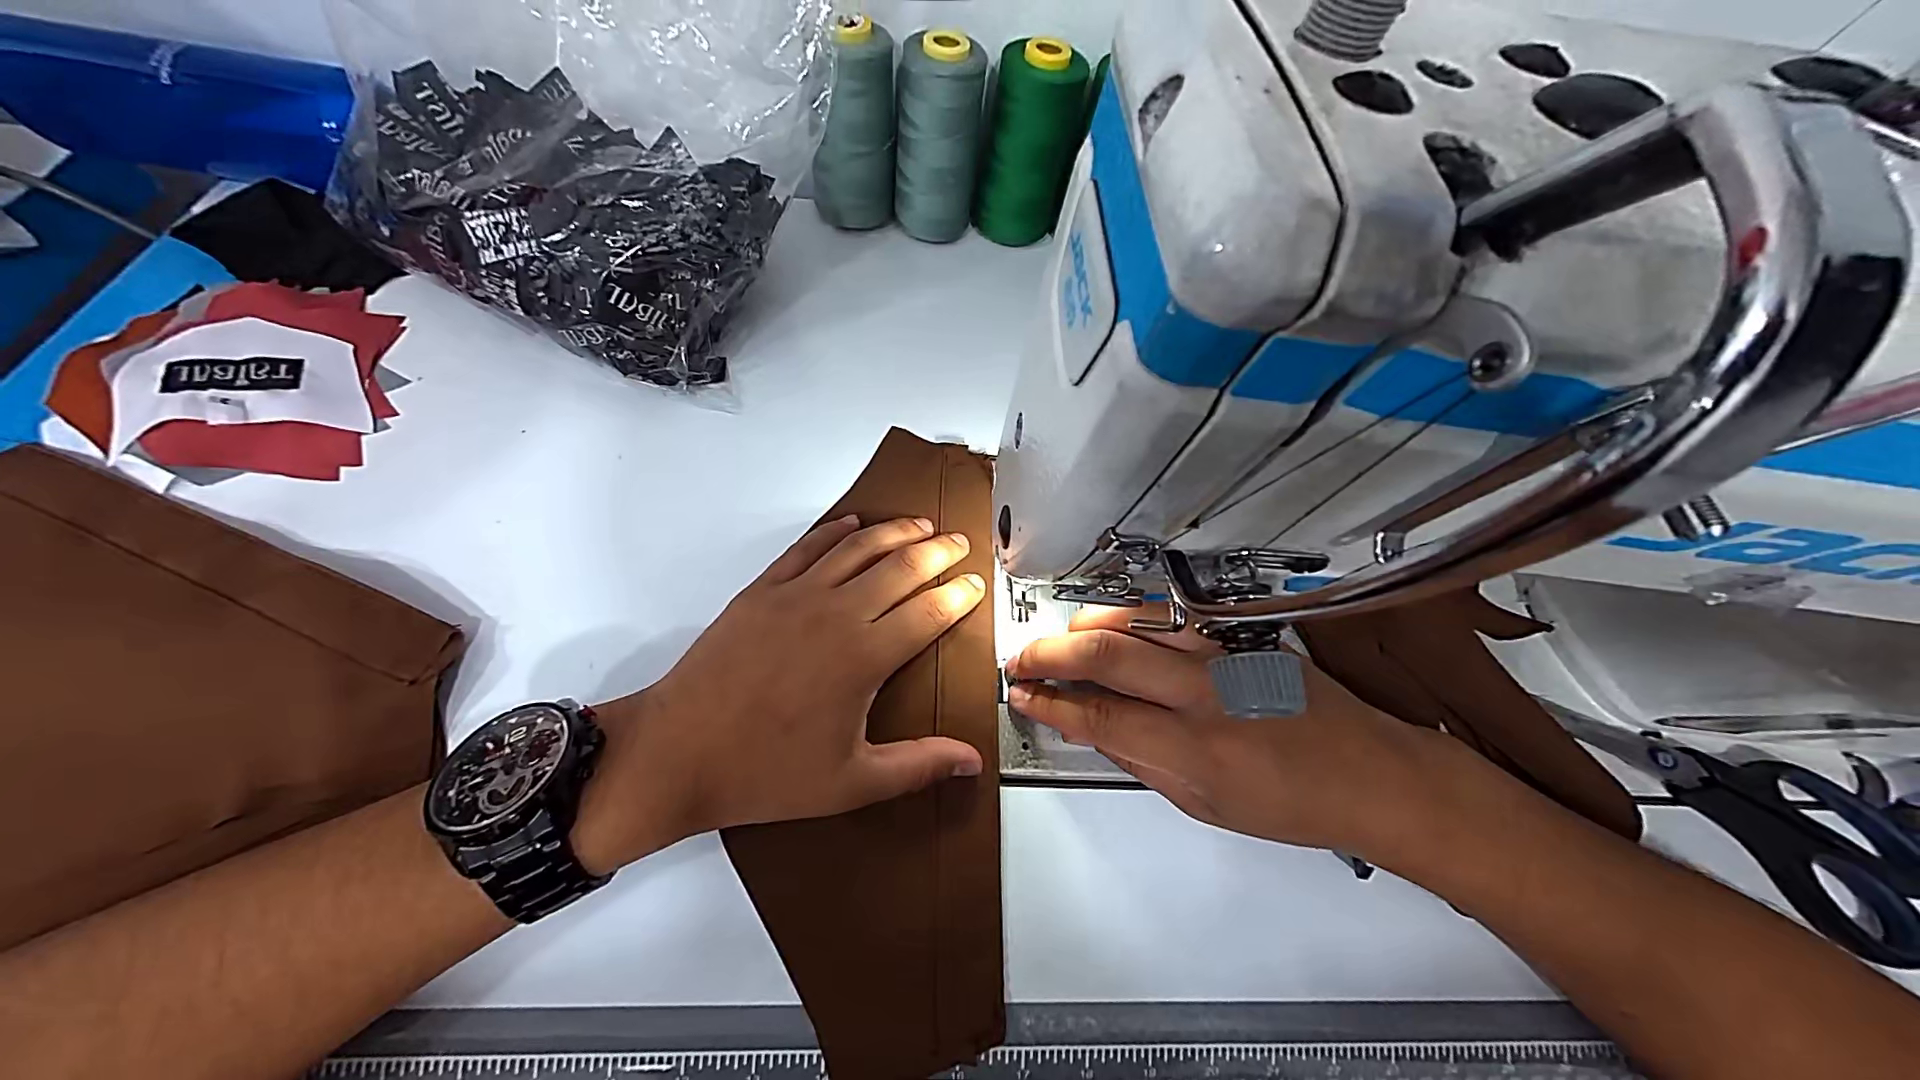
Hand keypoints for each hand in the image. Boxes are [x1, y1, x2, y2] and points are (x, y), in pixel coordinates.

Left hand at [572, 515, 986, 872]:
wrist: (676, 753)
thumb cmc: (762, 772)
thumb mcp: (851, 782)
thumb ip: (918, 765)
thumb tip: (969, 761)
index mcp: (864, 658)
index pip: (929, 611)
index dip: (959, 594)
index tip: (976, 585)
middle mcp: (835, 615)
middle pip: (902, 567)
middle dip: (938, 551)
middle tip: (959, 543)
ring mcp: (796, 596)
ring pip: (859, 548)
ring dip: (896, 532)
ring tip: (921, 525)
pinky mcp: (762, 591)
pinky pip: (807, 548)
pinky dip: (835, 532)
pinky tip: (852, 525)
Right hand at [1005, 606, 1481, 863]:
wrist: (1370, 773)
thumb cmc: (1296, 802)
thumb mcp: (1203, 803)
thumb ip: (1138, 759)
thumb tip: (1090, 729)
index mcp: (1194, 746)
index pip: (1097, 713)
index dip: (1049, 702)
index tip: (1024, 695)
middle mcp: (1204, 691)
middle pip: (1104, 652)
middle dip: (1048, 652)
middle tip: (1022, 661)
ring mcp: (1222, 654)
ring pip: (1132, 620)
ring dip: (1081, 626)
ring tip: (1057, 642)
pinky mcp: (1236, 637)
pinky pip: (1165, 617)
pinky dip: (1125, 618)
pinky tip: (1107, 628)